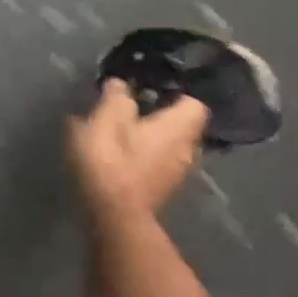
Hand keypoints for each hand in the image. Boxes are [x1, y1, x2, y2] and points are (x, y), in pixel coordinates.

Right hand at [68, 79, 209, 219]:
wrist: (113, 213)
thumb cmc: (110, 161)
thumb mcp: (104, 121)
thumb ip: (115, 99)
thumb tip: (121, 84)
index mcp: (178, 128)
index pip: (194, 102)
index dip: (172, 91)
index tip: (146, 87)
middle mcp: (188, 148)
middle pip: (181, 123)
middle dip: (158, 112)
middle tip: (127, 105)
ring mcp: (178, 170)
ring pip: (169, 141)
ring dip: (149, 133)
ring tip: (119, 128)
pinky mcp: (162, 185)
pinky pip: (159, 158)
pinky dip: (144, 151)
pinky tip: (119, 153)